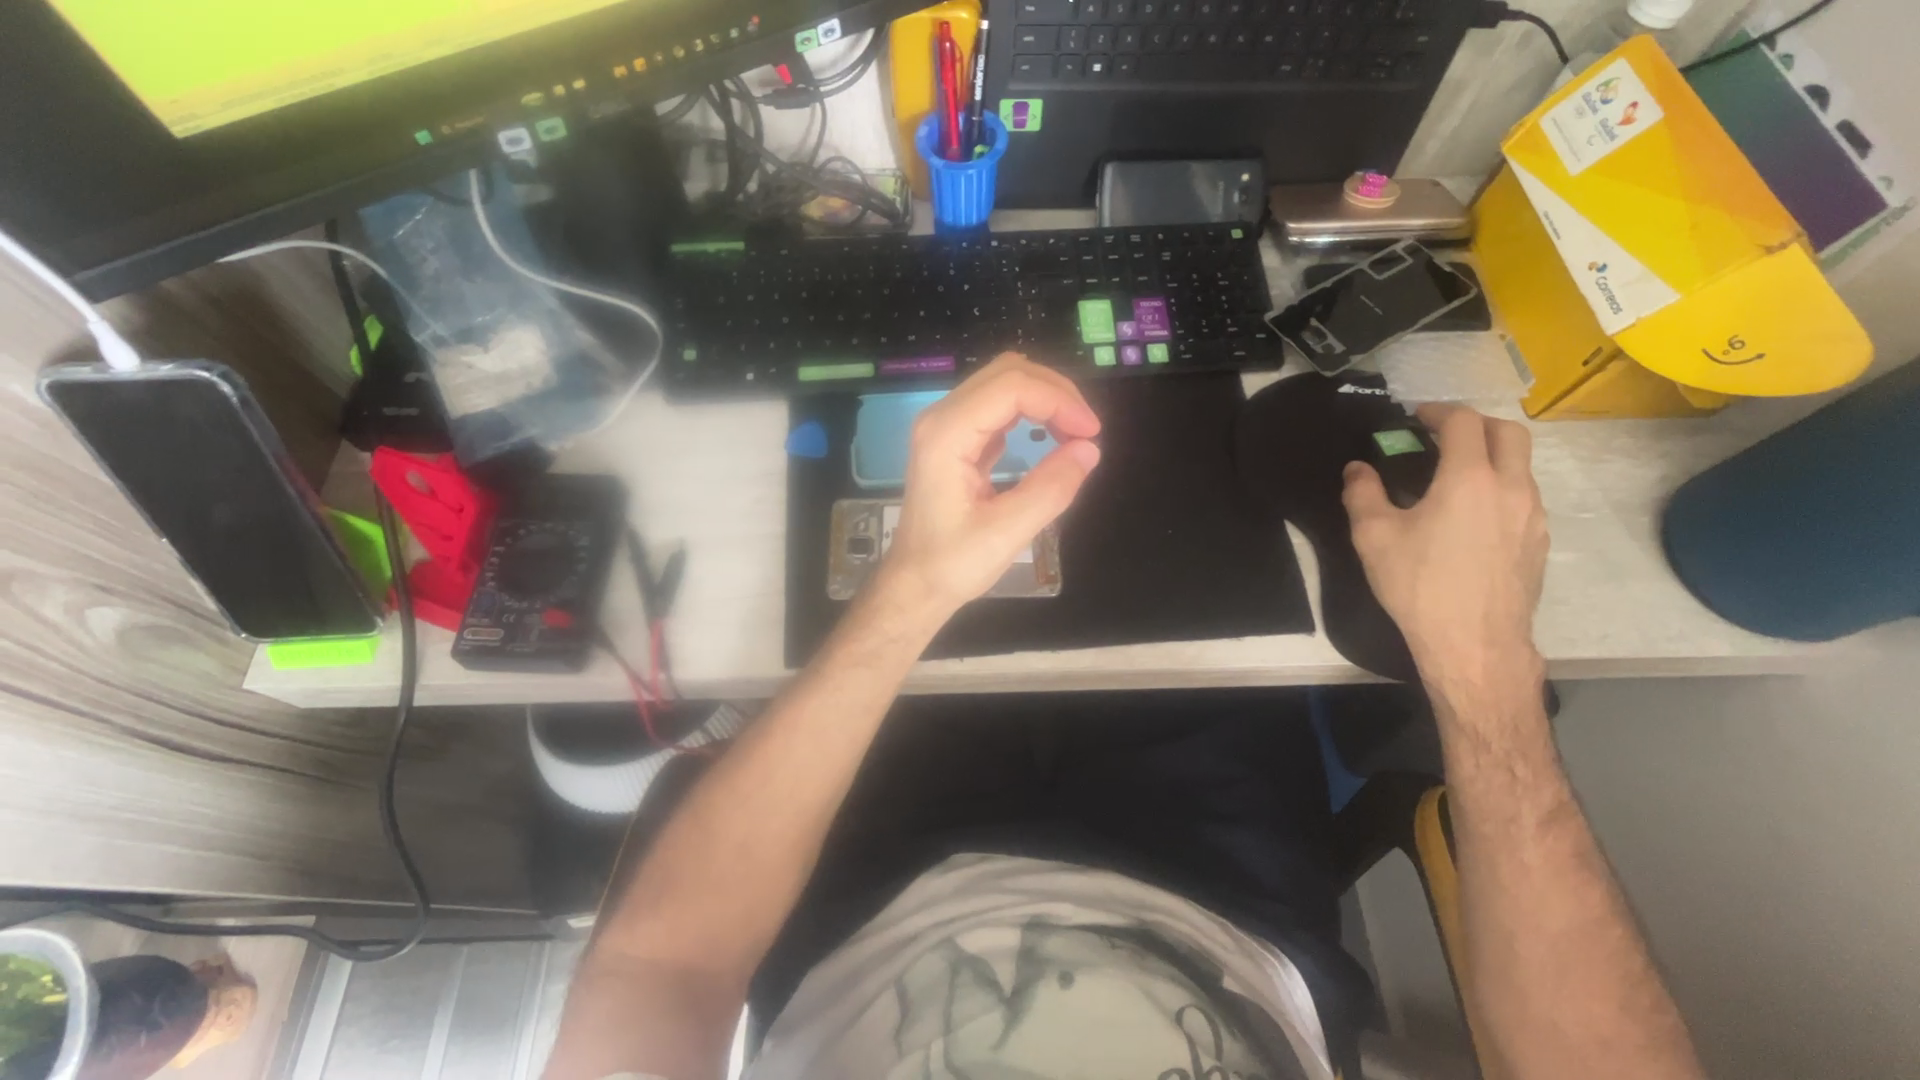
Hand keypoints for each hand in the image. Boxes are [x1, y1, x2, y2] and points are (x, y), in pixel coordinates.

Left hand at [880, 354, 1102, 616]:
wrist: (914, 584)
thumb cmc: (952, 564)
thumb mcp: (1007, 533)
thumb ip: (1050, 489)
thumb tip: (1089, 450)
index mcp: (946, 435)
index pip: (1011, 386)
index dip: (1059, 400)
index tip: (1092, 433)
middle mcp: (942, 419)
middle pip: (1008, 373)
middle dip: (1056, 393)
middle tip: (1088, 431)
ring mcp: (945, 426)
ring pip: (1003, 384)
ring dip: (1045, 400)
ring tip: (1074, 434)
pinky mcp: (955, 439)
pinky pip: (996, 407)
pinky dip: (1029, 413)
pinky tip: (1048, 439)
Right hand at [1342, 405, 1548, 691]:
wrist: (1474, 643)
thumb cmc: (1419, 586)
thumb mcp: (1374, 537)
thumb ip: (1362, 494)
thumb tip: (1358, 469)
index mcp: (1469, 478)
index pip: (1464, 422)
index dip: (1439, 412)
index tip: (1417, 418)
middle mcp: (1511, 487)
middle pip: (1508, 432)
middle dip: (1476, 424)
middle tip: (1444, 436)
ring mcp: (1532, 514)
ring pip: (1521, 465)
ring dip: (1492, 456)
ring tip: (1456, 477)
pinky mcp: (1538, 541)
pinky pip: (1523, 496)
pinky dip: (1501, 487)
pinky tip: (1472, 515)